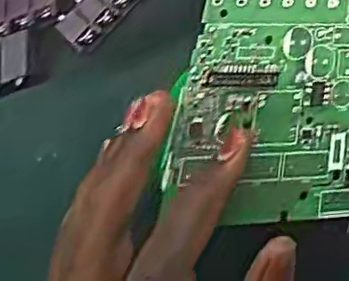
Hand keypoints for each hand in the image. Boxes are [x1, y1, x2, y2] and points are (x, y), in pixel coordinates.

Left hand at [49, 90, 296, 280]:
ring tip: (132, 119)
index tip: (236, 137)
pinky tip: (107, 173)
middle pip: (104, 221)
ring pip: (74, 226)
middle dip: (134, 154)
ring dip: (107, 165)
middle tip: (159, 100)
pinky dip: (91, 198)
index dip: (211, 182)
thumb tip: (282, 248)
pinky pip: (67, 241)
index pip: (177, 237)